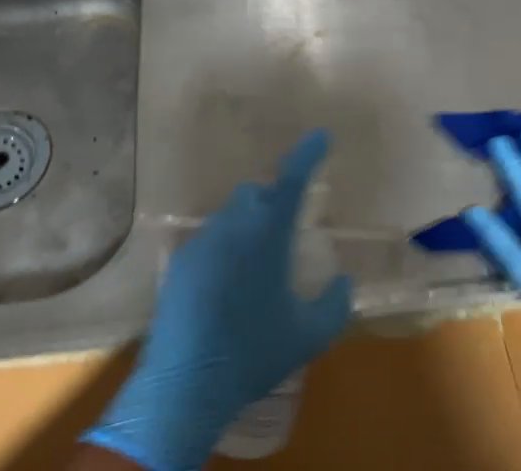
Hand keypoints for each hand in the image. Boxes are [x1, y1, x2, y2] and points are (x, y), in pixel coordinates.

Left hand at [84, 129, 352, 470]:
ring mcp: (200, 243)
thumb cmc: (255, 353)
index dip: (307, 155)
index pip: (291, 180)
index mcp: (266, 235)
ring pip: (229, 218)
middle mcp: (231, 227)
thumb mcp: (310, 335)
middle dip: (273, 200)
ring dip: (248, 228)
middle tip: (288, 230)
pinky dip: (225, 252)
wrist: (186, 383)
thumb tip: (342, 281)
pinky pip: (209, 243)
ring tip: (258, 269)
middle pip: (255, 194)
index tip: (320, 137)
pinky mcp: (179, 264)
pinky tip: (228, 289)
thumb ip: (334, 303)